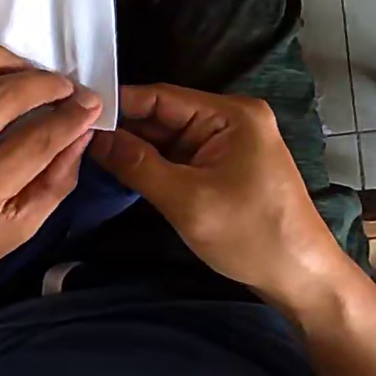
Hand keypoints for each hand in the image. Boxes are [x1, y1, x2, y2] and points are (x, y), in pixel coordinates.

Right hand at [87, 83, 349, 299]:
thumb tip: (92, 137)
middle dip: (123, 128)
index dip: (119, 104)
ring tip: (85, 151)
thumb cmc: (250, 235)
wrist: (301, 279)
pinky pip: (177, 157)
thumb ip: (136, 164)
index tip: (77, 114)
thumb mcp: (186, 199)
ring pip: (166, 138)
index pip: (161, 97)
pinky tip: (117, 168)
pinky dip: (150, 164)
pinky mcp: (220, 167)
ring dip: (133, 148)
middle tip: (73, 136)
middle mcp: (228, 120)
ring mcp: (225, 144)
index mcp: (230, 114)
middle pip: (162, 116)